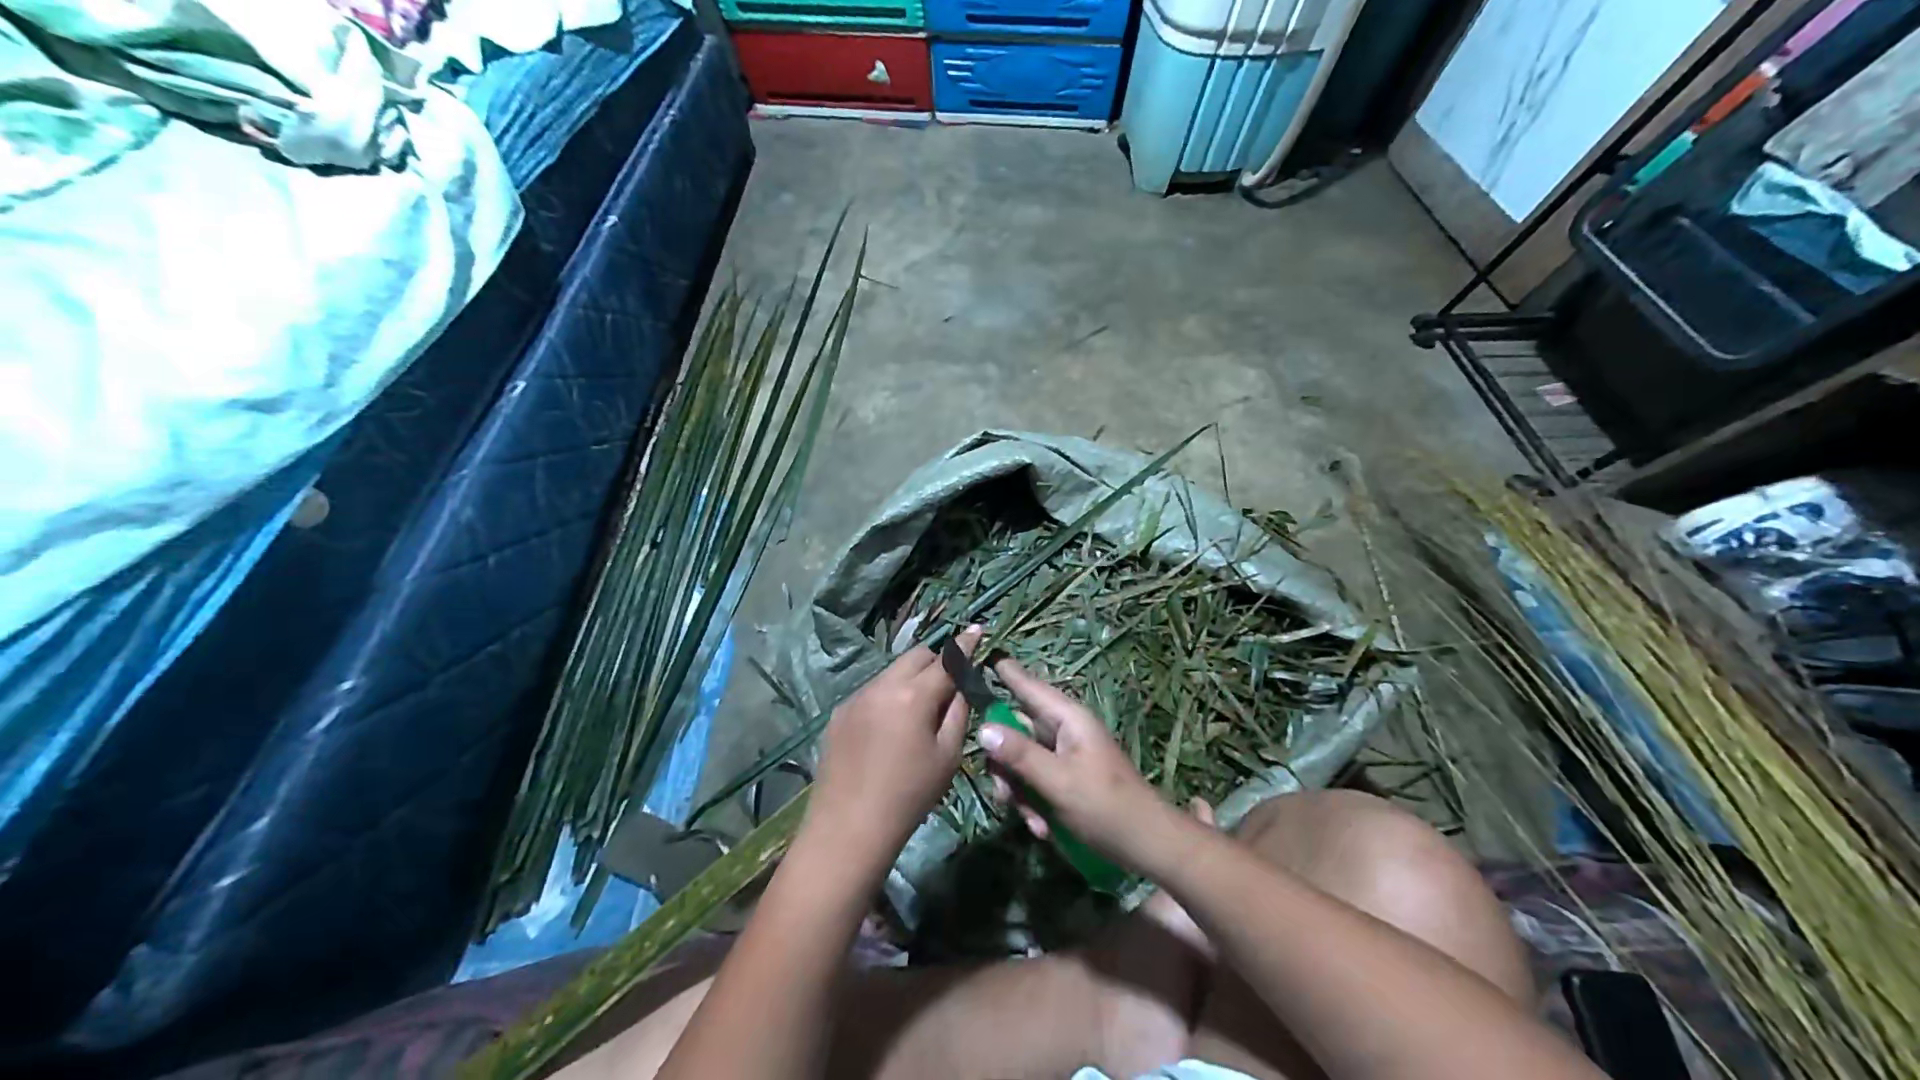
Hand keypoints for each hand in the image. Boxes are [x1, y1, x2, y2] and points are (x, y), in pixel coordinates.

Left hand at [804, 626, 982, 867]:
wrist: (849, 828)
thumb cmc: (909, 796)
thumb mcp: (948, 756)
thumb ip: (958, 712)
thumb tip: (959, 687)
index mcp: (913, 695)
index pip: (947, 660)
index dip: (965, 645)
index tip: (976, 629)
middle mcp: (882, 686)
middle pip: (916, 656)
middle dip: (937, 661)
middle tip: (950, 684)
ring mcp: (856, 697)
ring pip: (892, 671)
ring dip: (911, 679)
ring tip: (919, 710)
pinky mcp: (840, 713)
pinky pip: (872, 691)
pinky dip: (889, 696)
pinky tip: (890, 728)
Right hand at [978, 658, 1184, 871]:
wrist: (1147, 846)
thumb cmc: (1106, 806)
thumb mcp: (1058, 781)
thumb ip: (1019, 754)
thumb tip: (982, 728)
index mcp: (1068, 718)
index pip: (1029, 686)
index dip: (1005, 672)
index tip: (981, 657)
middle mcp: (1064, 730)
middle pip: (1015, 730)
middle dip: (1005, 764)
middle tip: (1003, 794)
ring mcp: (1064, 755)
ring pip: (1021, 760)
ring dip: (1019, 792)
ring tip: (1031, 820)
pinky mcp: (1065, 778)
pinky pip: (1034, 781)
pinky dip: (1032, 804)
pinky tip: (1042, 827)